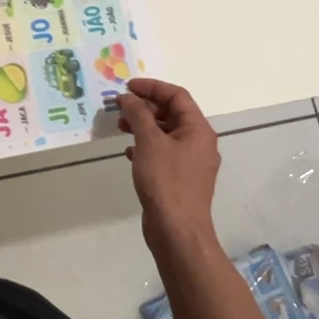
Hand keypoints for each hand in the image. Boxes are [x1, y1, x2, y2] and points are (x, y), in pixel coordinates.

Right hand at [117, 78, 220, 242]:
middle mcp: (199, 143)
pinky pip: (163, 152)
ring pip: (166, 133)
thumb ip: (138, 114)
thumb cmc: (166, 181)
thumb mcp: (149, 141)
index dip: (152, 87)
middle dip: (145, 107)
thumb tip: (127, 97)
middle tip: (120, 108)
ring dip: (143, 126)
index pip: (177, 96)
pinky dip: (146, 146)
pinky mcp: (181, 179)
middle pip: (172, 113)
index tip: (127, 88)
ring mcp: (191, 162)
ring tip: (120, 128)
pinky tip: (129, 153)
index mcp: (198, 129)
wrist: (177, 231)